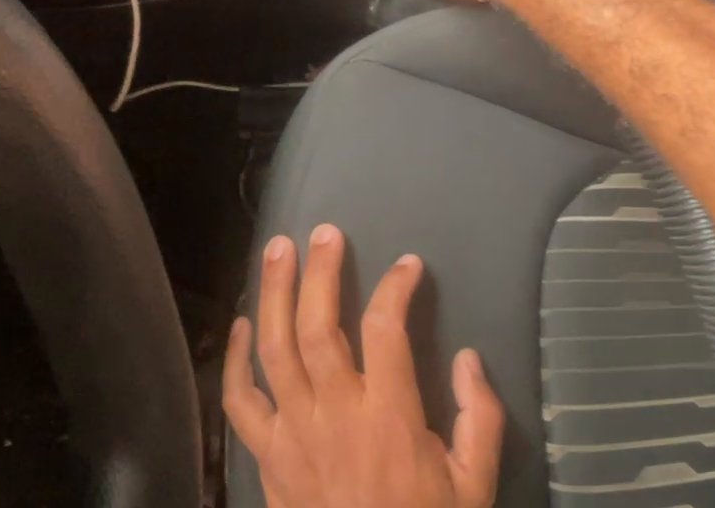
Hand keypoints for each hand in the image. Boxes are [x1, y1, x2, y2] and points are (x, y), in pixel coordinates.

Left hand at [224, 225, 504, 507]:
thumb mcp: (473, 486)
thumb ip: (480, 419)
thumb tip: (468, 359)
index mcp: (389, 419)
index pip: (385, 330)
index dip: (395, 287)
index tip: (408, 265)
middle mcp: (334, 416)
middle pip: (318, 328)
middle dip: (320, 273)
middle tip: (325, 233)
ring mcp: (293, 435)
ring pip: (274, 350)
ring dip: (274, 293)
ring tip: (279, 250)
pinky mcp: (266, 457)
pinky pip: (239, 401)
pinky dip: (234, 358)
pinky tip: (241, 323)